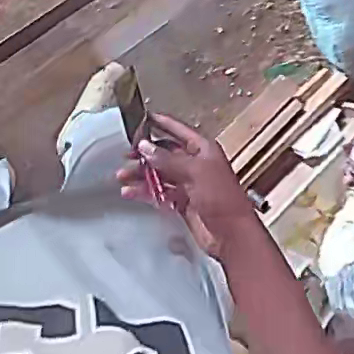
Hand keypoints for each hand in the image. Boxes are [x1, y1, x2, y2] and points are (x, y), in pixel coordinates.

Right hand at [117, 113, 260, 253]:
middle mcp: (195, 164)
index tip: (143, 118)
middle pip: (165, 153)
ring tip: (122, 176)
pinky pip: (159, 192)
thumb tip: (144, 145)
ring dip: (141, 174)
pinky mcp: (182, 202)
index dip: (161, 123)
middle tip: (127, 155)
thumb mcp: (195, 172)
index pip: (179, 131)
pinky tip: (130, 192)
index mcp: (203, 150)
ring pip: (159, 174)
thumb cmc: (221, 198)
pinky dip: (145, 192)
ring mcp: (188, 184)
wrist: (231, 235)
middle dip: (145, 154)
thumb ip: (167, 159)